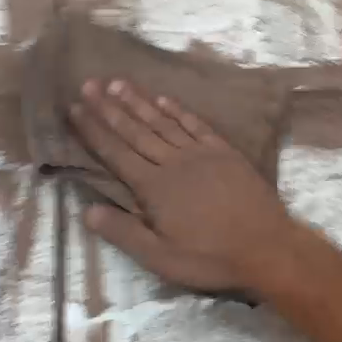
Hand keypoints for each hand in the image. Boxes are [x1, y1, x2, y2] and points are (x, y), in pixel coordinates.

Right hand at [70, 78, 306, 292]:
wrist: (266, 246)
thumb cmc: (210, 257)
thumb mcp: (161, 258)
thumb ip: (124, 232)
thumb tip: (86, 211)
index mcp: (154, 188)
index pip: (115, 153)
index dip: (93, 130)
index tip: (74, 108)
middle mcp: (173, 162)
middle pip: (135, 130)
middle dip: (109, 108)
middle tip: (89, 84)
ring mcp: (201, 153)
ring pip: (163, 122)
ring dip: (139, 102)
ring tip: (118, 83)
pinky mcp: (225, 151)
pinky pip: (196, 125)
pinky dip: (178, 111)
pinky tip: (164, 99)